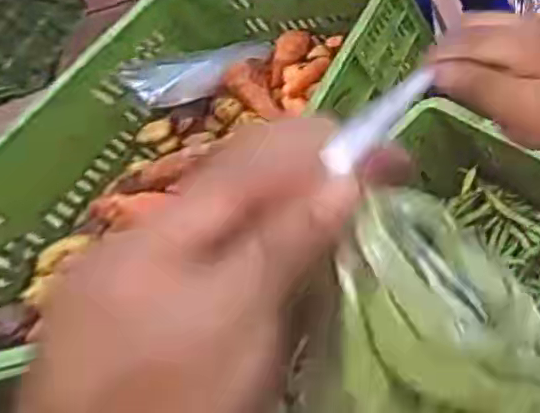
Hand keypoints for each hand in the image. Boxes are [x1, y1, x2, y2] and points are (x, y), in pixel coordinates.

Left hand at [19, 119, 396, 412]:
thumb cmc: (173, 395)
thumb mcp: (236, 314)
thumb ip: (290, 237)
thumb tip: (351, 179)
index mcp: (150, 236)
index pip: (252, 163)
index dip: (327, 150)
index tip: (389, 156)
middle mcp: (149, 244)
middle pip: (252, 183)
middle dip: (322, 173)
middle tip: (385, 174)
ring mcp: (158, 279)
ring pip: (254, 214)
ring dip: (313, 203)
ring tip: (362, 207)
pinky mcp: (176, 311)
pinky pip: (246, 248)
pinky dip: (291, 238)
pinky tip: (320, 246)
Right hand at [427, 13, 539, 153]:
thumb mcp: (511, 108)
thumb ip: (476, 84)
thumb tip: (436, 70)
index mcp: (520, 39)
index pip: (465, 39)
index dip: (438, 57)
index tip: (418, 79)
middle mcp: (526, 22)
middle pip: (471, 24)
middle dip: (448, 47)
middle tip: (433, 77)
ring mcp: (533, 24)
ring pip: (482, 22)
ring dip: (463, 43)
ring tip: (452, 72)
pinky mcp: (537, 32)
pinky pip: (496, 26)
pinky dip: (479, 41)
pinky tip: (477, 64)